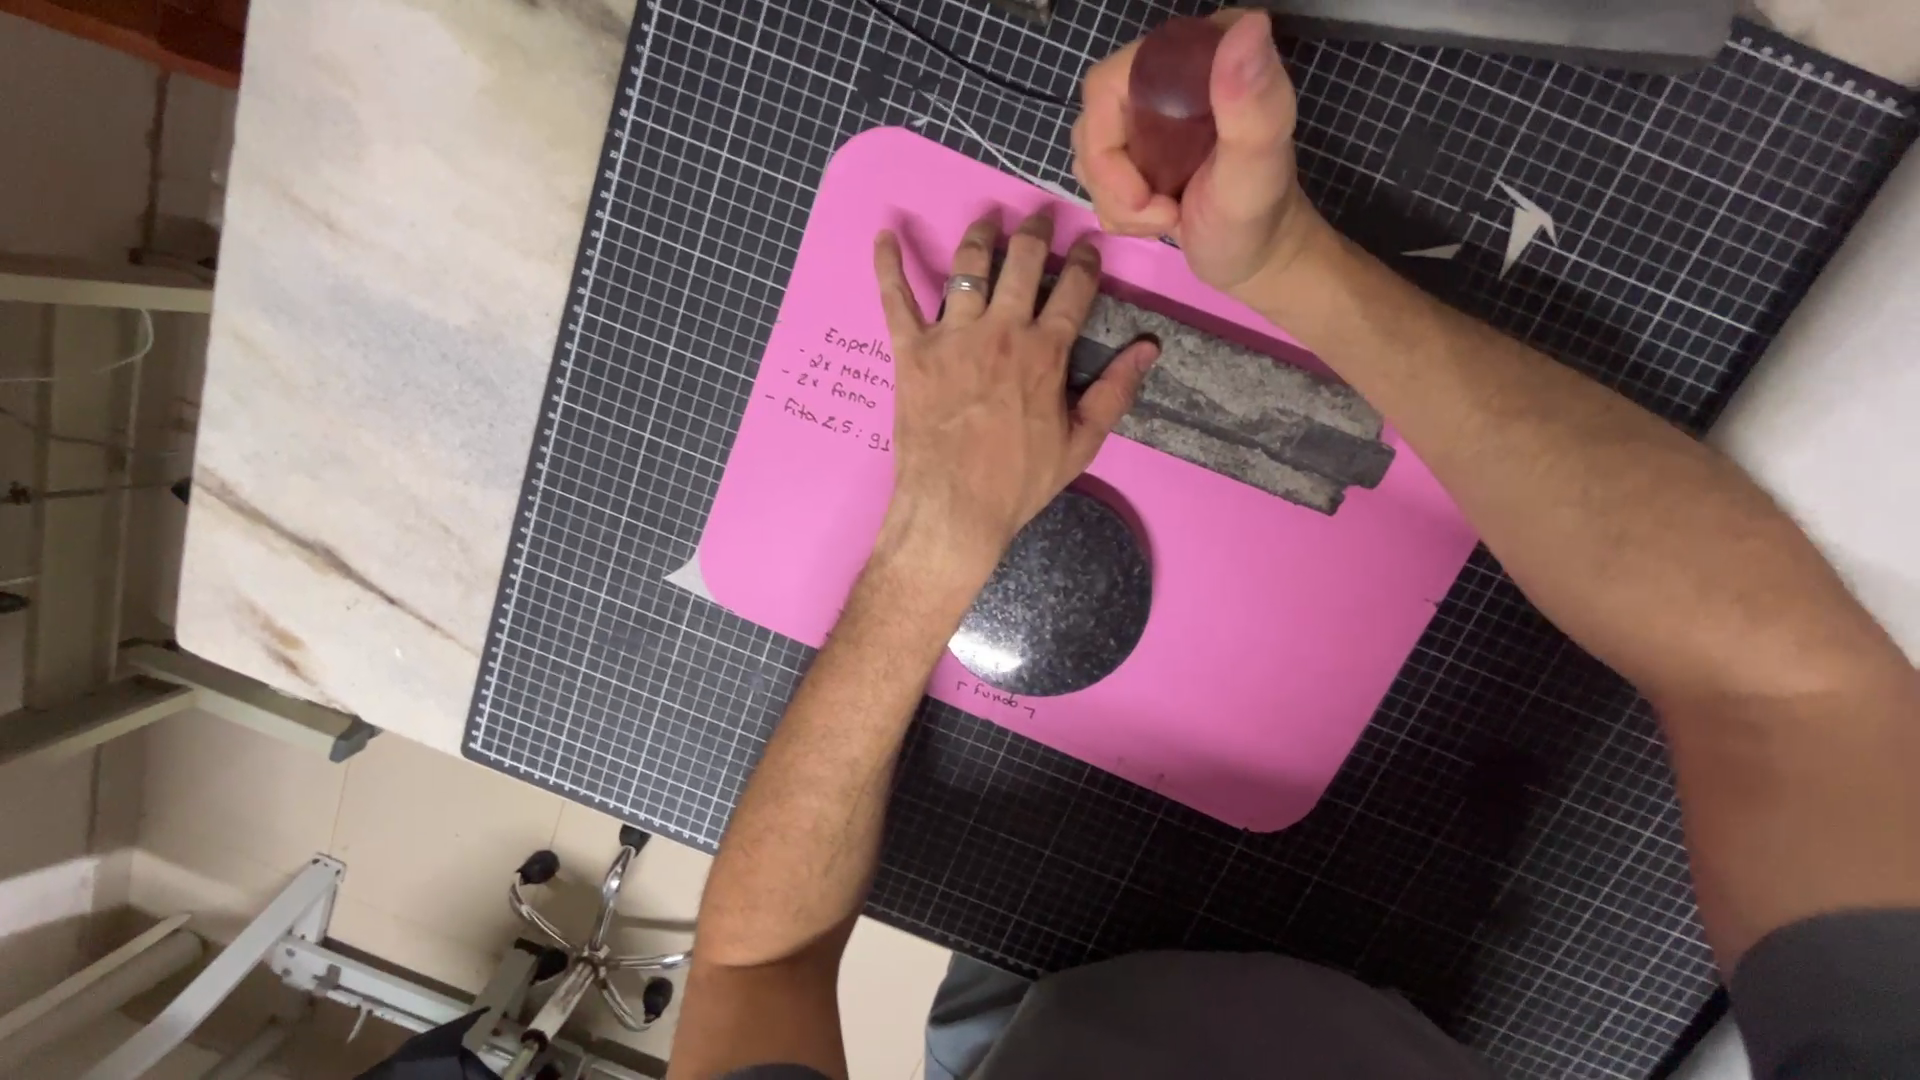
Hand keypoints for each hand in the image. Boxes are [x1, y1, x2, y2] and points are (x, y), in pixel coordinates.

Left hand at [871, 211, 1158, 585]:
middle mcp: (1000, 332)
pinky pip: (895, 299)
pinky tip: (884, 236)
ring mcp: (952, 337)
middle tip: (1038, 221)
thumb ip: (1115, 390)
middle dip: (1035, 233)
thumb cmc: (1019, 482)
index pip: (1073, 288)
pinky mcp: (911, 352)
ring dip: (980, 236)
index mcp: (1045, 352)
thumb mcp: (1080, 442)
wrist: (955, 509)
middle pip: (1021, 262)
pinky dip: (887, 265)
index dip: (1084, 261)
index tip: (1086, 246)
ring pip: (967, 267)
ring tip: (988, 221)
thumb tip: (1150, 348)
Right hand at [1071, 10, 1324, 295]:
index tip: (1145, 193)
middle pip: (1093, 126)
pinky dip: (1120, 213)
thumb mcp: (1257, 163)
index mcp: (1197, 57)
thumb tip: (1248, 27)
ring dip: (1119, 204)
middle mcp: (1164, 78)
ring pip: (1090, 158)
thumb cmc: (1257, 214)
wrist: (1255, 256)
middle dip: (1116, 185)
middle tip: (1161, 213)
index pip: (1110, 84)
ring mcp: (1145, 118)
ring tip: (1166, 217)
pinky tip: (1158, 219)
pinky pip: (1096, 182)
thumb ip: (1253, 101)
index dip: (1110, 144)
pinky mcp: (1135, 153)